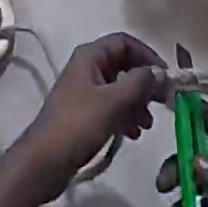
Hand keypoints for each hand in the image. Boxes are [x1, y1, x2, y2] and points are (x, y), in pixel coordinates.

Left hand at [11, 33, 163, 202]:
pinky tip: (133, 133)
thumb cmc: (77, 126)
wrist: (42, 164)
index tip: (165, 75)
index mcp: (90, 56)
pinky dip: (125, 115)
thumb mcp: (112, 102)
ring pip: (119, 87)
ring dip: (137, 102)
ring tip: (147, 125)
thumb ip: (139, 83)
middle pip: (124, 65)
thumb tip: (160, 71)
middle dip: (144, 83)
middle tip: (163, 101)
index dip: (147, 55)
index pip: (125, 42)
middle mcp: (87, 68)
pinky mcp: (83, 113)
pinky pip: (111, 106)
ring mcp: (84, 91)